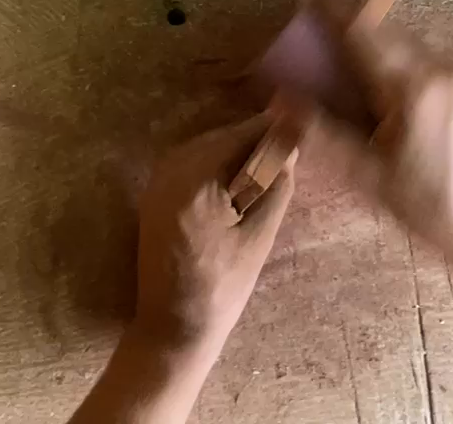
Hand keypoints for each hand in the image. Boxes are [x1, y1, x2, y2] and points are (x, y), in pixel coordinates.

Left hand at [133, 115, 294, 351]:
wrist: (172, 327)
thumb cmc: (222, 288)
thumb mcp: (258, 237)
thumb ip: (276, 186)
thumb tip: (289, 147)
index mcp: (196, 179)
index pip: (240, 135)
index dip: (270, 128)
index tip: (298, 125)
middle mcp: (170, 169)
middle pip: (221, 136)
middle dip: (253, 138)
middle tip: (287, 146)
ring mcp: (158, 178)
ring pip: (206, 145)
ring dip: (235, 149)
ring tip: (268, 163)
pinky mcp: (154, 190)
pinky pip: (191, 160)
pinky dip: (216, 162)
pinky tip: (237, 179)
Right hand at [273, 0, 452, 283]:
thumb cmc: (436, 214)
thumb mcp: (370, 180)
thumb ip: (321, 134)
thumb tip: (276, 100)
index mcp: (417, 85)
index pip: (364, 26)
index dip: (333, 6)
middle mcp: (449, 64)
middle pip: (388, 32)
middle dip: (355, 33)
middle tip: (328, 52)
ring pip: (414, 44)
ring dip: (385, 51)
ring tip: (366, 81)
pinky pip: (439, 58)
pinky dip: (413, 65)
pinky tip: (405, 99)